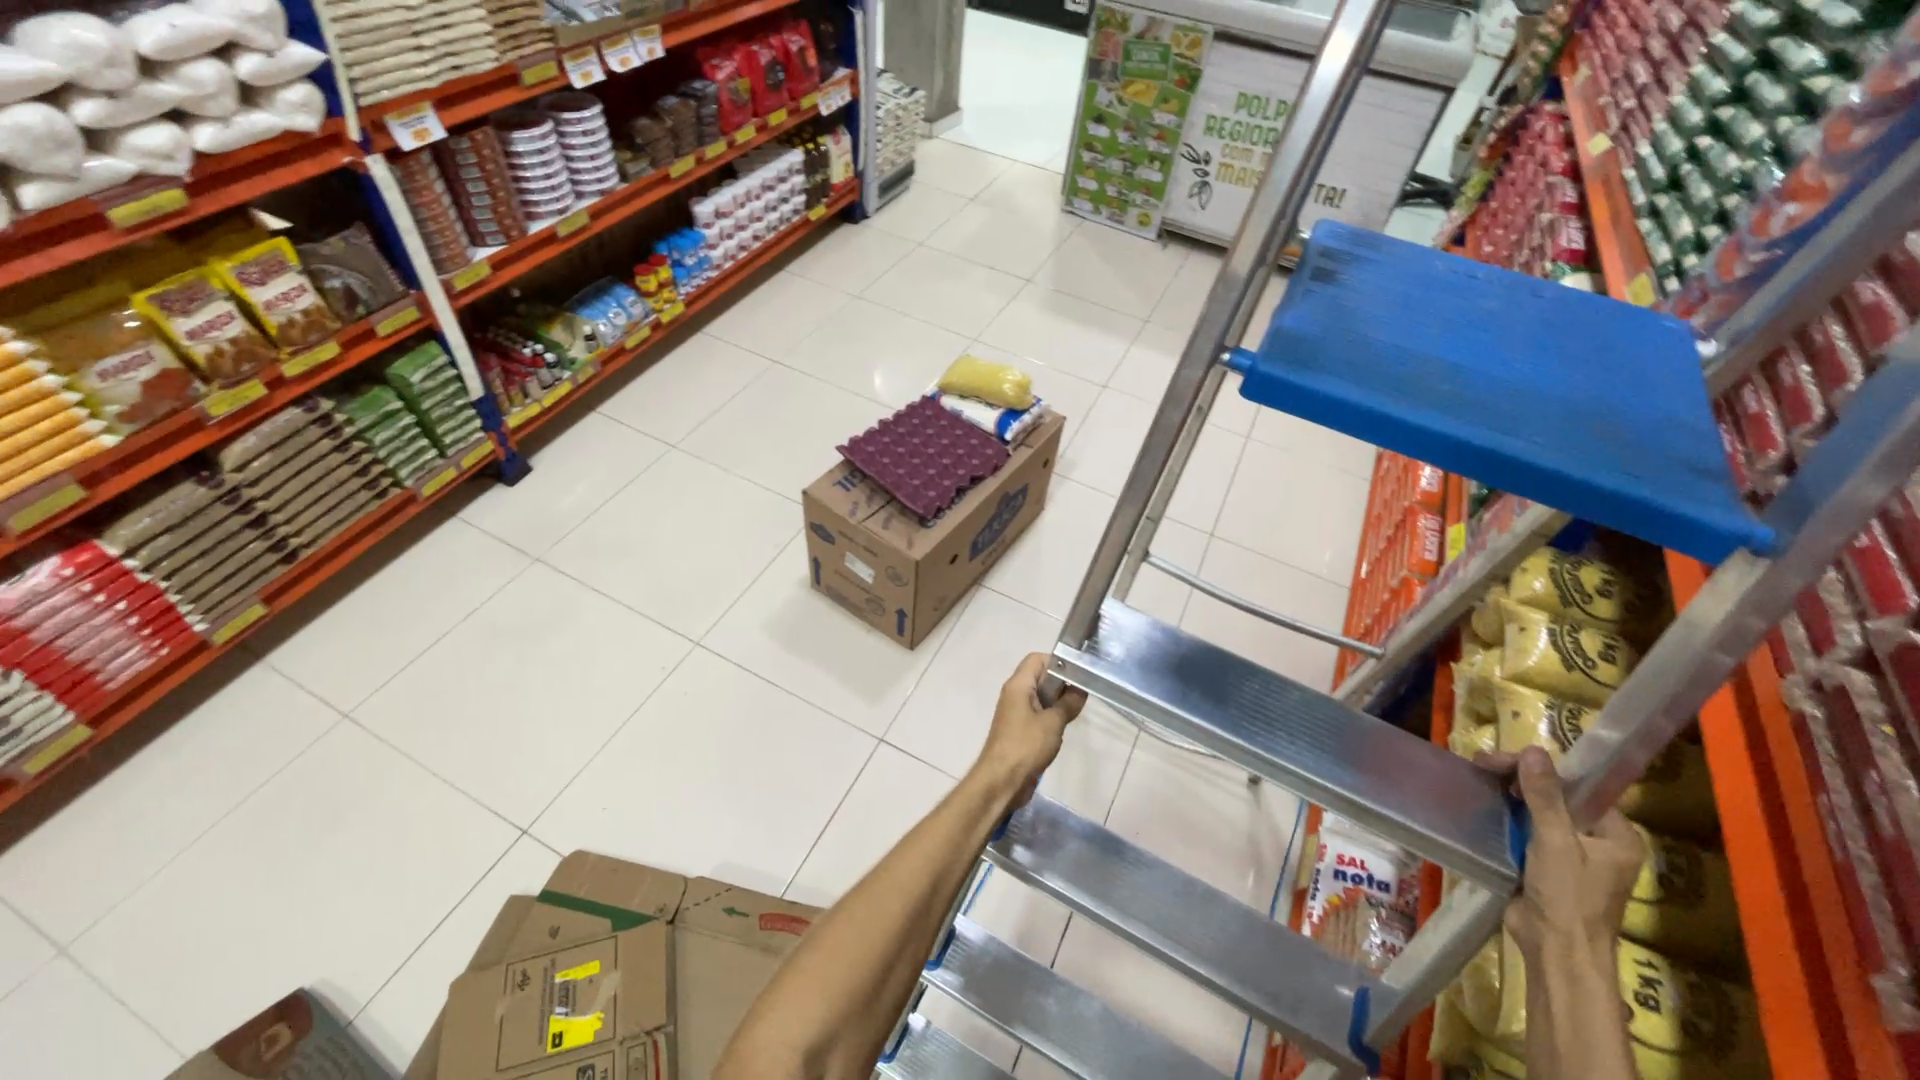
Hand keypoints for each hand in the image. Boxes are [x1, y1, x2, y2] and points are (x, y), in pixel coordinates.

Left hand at [975, 653, 1086, 801]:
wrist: (1002, 780)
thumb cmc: (1026, 745)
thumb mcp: (1053, 722)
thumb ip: (1068, 704)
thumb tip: (1080, 690)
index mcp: (1018, 685)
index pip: (1037, 659)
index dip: (1058, 662)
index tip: (1078, 674)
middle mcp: (1015, 694)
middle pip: (1040, 677)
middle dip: (1062, 683)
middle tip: (1084, 693)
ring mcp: (1016, 713)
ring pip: (1040, 697)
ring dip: (1058, 702)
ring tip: (1078, 709)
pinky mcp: (1020, 730)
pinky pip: (1038, 714)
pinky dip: (1052, 716)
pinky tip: (1066, 725)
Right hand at [1476, 746, 1643, 956]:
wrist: (1556, 952)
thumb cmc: (1568, 897)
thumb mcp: (1555, 841)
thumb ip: (1545, 797)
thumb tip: (1533, 750)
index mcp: (1617, 836)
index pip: (1580, 788)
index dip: (1542, 770)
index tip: (1503, 760)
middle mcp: (1600, 843)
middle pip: (1559, 799)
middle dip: (1521, 782)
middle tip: (1483, 765)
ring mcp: (1573, 857)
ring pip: (1540, 816)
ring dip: (1512, 800)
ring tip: (1479, 779)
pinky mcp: (1547, 869)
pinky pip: (1528, 835)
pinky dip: (1508, 821)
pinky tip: (1485, 809)